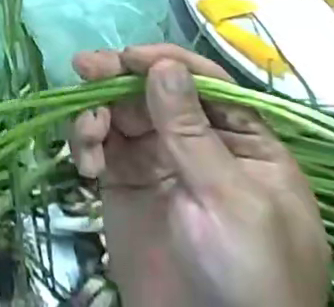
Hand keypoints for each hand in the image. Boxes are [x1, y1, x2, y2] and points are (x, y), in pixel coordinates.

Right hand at [70, 46, 329, 306]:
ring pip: (121, 111)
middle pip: (153, 90)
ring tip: (88, 134)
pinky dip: (87, 142)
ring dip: (97, 111)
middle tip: (84, 67)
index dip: (165, 62)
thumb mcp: (230, 200)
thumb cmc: (248, 275)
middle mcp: (197, 142)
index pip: (203, 82)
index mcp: (241, 142)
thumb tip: (164, 64)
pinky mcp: (123, 184)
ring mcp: (157, 162)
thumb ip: (191, 131)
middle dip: (119, 76)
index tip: (128, 57)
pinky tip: (86, 163)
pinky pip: (100, 144)